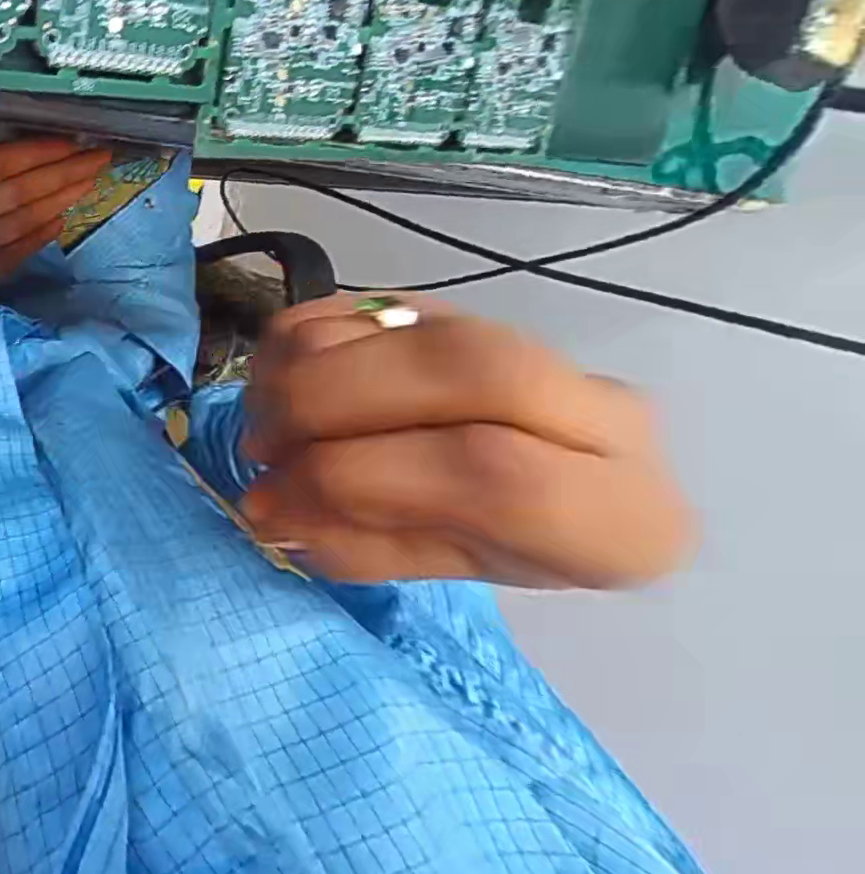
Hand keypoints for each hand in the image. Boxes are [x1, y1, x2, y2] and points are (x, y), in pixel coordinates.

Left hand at [0, 137, 109, 440]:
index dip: (29, 152)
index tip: (67, 141)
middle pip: (14, 189)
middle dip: (55, 173)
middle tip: (99, 158)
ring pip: (18, 219)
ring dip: (54, 200)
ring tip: (92, 182)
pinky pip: (8, 257)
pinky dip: (33, 241)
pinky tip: (61, 222)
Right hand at [239, 295, 695, 588]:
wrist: (536, 473)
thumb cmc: (492, 544)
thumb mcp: (437, 569)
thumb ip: (357, 547)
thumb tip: (268, 511)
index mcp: (614, 514)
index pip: (493, 477)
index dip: (353, 482)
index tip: (270, 501)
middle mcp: (593, 408)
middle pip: (447, 368)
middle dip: (316, 405)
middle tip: (260, 448)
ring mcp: (517, 338)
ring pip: (392, 322)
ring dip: (292, 373)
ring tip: (267, 424)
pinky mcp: (448, 307)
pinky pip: (345, 304)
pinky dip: (288, 346)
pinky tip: (279, 388)